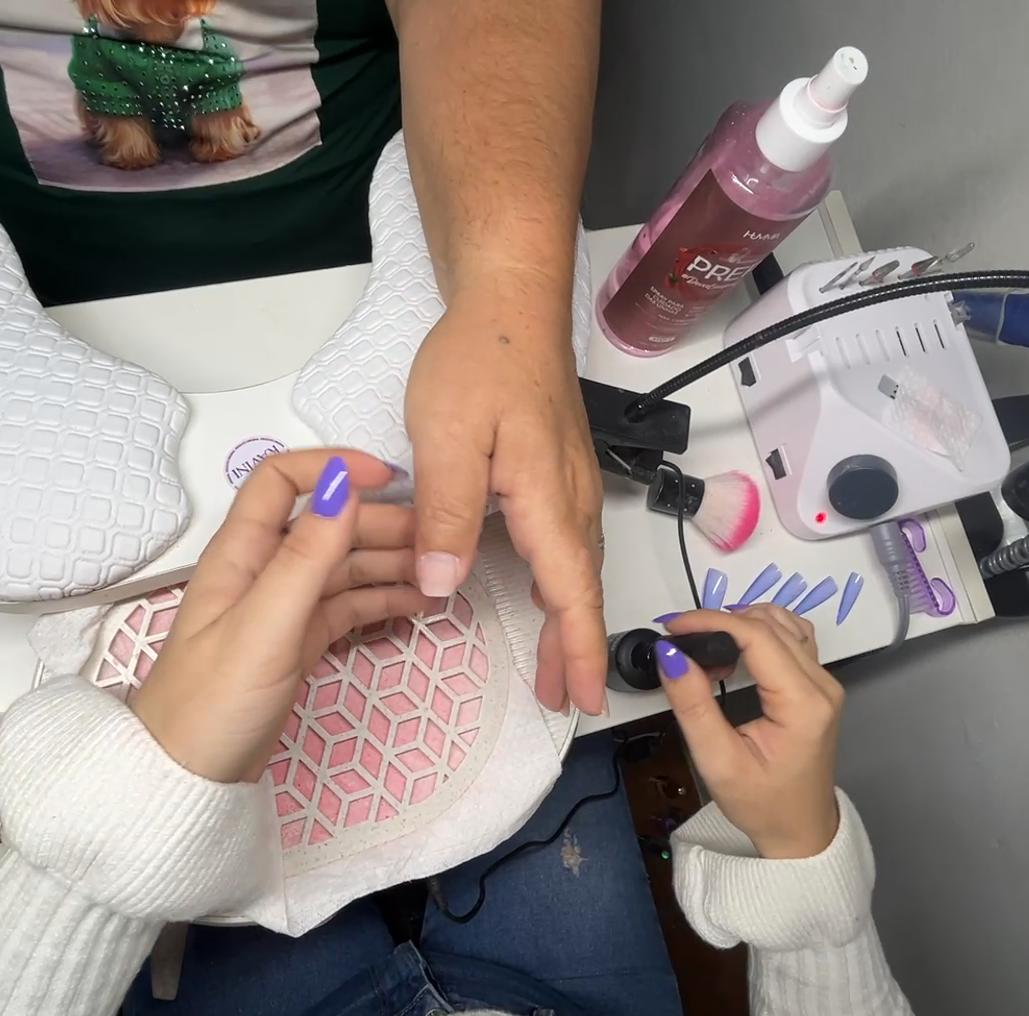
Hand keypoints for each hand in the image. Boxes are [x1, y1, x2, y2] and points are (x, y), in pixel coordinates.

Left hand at [133, 450, 431, 782]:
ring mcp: (283, 605)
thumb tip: (342, 486)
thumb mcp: (262, 626)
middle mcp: (263, 569)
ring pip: (343, 565)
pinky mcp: (298, 638)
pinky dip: (381, 599)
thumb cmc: (211, 704)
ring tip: (436, 575)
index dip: (333, 467)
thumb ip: (304, 557)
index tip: (389, 477)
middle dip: (380, 523)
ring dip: (389, 562)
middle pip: (327, 523)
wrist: (187, 781)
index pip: (282, 480)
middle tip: (434, 541)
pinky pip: (347, 604)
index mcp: (242, 552)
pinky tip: (415, 604)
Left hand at [405, 288, 606, 715]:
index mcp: (546, 499)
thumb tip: (443, 585)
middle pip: (581, 589)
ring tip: (557, 663)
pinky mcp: (558, 472)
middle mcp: (570, 499)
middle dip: (574, 647)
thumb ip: (447, 514)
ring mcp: (570, 484)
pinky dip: (561, 584)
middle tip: (566, 698)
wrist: (512, 305)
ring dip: (567, 619)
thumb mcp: (447, 437)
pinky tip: (546, 594)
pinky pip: (567, 543)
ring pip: (576, 568)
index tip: (585, 699)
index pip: (572, 592)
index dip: (577, 649)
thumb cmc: (479, 362)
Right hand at [653, 606, 844, 858]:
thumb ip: (693, 704)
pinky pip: (789, 637)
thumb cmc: (761, 803)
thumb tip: (670, 654)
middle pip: (770, 624)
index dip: (711, 621)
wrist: (800, 831)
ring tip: (705, 650)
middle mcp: (822, 684)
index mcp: (803, 703)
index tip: (672, 627)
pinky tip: (732, 651)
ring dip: (739, 623)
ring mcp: (823, 682)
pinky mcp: (816, 684)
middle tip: (680, 643)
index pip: (757, 636)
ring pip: (782, 623)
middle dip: (719, 621)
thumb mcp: (717, 760)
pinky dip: (756, 631)